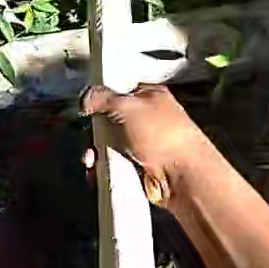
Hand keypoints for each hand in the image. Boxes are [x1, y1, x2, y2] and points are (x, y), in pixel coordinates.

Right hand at [79, 84, 216, 205]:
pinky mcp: (137, 165)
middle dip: (95, 128)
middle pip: (108, 118)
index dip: (100, 96)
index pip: (119, 89)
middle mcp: (147, 119)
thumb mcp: (129, 106)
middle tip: (91, 133)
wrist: (182, 178)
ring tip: (93, 157)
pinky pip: (111, 161)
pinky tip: (98, 167)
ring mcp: (141, 143)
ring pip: (107, 142)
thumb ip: (103, 97)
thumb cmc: (166, 137)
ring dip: (96, 149)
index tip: (86, 105)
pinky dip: (102, 164)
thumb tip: (86, 97)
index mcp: (150, 97)